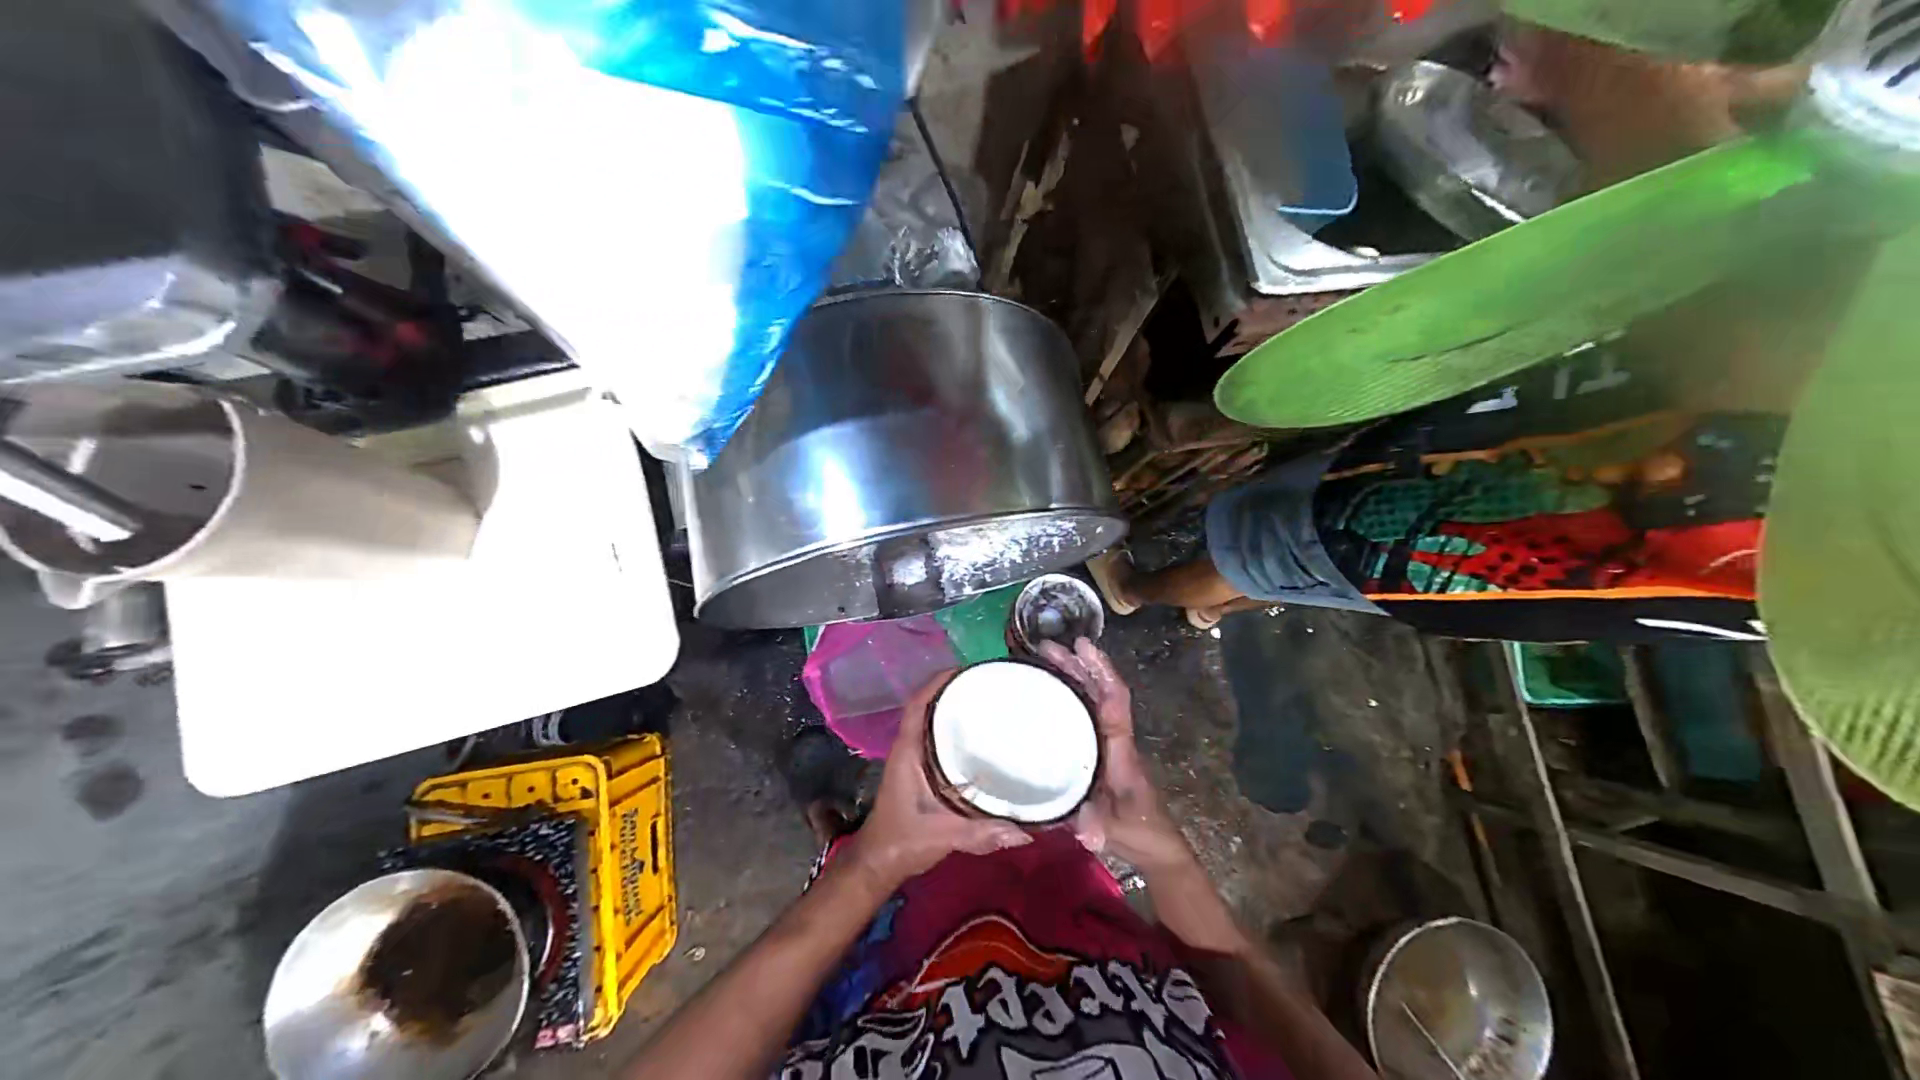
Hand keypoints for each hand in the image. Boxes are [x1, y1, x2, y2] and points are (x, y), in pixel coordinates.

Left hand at [845, 672, 1030, 890]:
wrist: (879, 864)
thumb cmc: (902, 842)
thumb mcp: (941, 836)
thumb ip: (980, 834)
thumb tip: (1025, 832)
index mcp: (908, 751)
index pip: (918, 704)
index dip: (937, 681)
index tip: (967, 669)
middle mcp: (910, 748)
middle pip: (930, 707)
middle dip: (955, 692)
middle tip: (991, 686)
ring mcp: (915, 760)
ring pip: (935, 723)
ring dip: (957, 711)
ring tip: (993, 704)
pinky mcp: (924, 773)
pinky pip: (940, 741)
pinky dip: (959, 734)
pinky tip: (985, 741)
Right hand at [1037, 639, 1192, 874]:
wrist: (1157, 845)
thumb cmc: (1138, 833)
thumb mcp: (1112, 833)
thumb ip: (1096, 830)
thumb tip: (1079, 830)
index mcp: (1121, 751)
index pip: (1115, 705)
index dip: (1101, 675)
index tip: (1082, 649)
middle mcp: (1117, 739)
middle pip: (1101, 692)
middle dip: (1079, 665)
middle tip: (1048, 646)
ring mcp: (1110, 742)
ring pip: (1095, 697)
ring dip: (1075, 673)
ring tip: (1048, 655)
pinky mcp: (1102, 748)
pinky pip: (1088, 710)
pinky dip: (1074, 691)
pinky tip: (1054, 686)